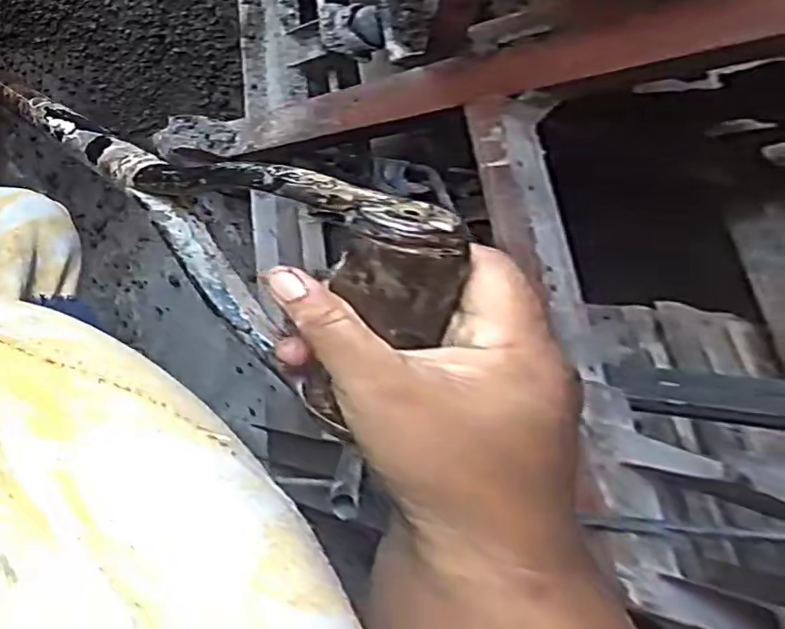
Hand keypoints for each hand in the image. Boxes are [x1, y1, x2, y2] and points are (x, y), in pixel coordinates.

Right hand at [262, 246, 582, 561]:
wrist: (480, 556)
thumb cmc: (458, 481)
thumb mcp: (373, 383)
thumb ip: (325, 324)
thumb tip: (285, 278)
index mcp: (513, 346)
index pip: (481, 261)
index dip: (424, 244)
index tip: (372, 244)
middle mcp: (512, 362)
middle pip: (430, 295)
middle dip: (361, 298)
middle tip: (322, 300)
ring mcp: (491, 388)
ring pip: (412, 332)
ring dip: (354, 334)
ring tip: (311, 346)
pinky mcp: (466, 410)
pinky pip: (410, 363)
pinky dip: (368, 362)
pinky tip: (331, 375)